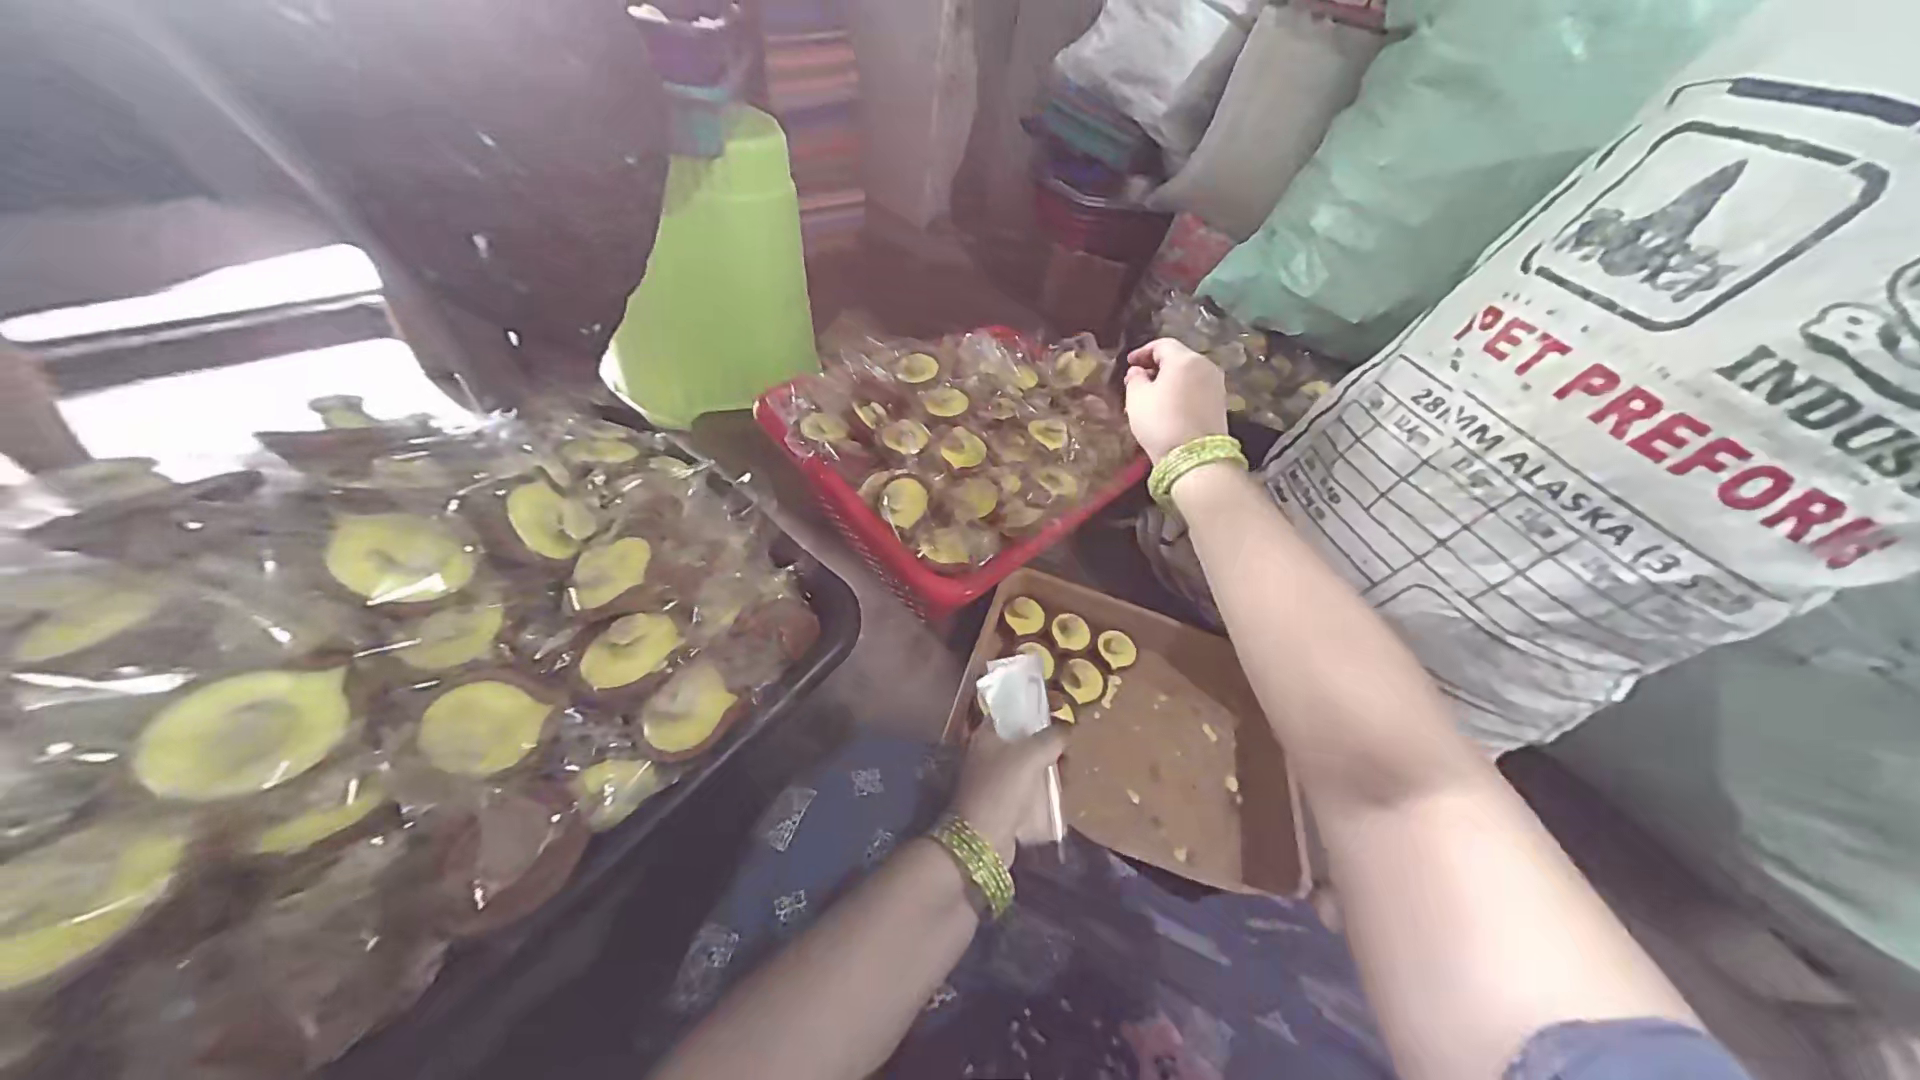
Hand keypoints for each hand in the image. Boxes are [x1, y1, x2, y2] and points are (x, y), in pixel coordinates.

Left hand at [948, 721, 1068, 865]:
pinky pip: (1030, 784)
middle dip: (1051, 741)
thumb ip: (1052, 736)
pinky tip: (1061, 791)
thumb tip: (1067, 727)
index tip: (1063, 707)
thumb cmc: (1002, 788)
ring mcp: (996, 776)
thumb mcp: (1030, 755)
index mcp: (988, 733)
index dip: (1038, 704)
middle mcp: (989, 750)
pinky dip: (1045, 785)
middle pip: (1026, 736)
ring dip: (1051, 765)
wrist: (982, 839)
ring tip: (1068, 774)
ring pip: (1031, 761)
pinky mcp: (1005, 799)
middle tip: (1069, 749)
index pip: (1015, 707)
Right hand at [1124, 338, 1228, 463]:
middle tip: (1138, 380)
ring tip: (1151, 396)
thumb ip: (1135, 378)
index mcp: (1184, 359)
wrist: (1194, 457)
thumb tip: (1139, 371)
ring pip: (1188, 374)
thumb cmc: (1160, 423)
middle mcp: (1205, 366)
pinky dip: (1181, 391)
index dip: (1142, 352)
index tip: (1129, 363)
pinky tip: (1168, 406)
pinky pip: (1196, 388)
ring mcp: (1216, 384)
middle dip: (1156, 367)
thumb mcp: (1136, 399)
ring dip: (1169, 380)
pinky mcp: (1220, 403)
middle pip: (1178, 358)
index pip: (1162, 345)